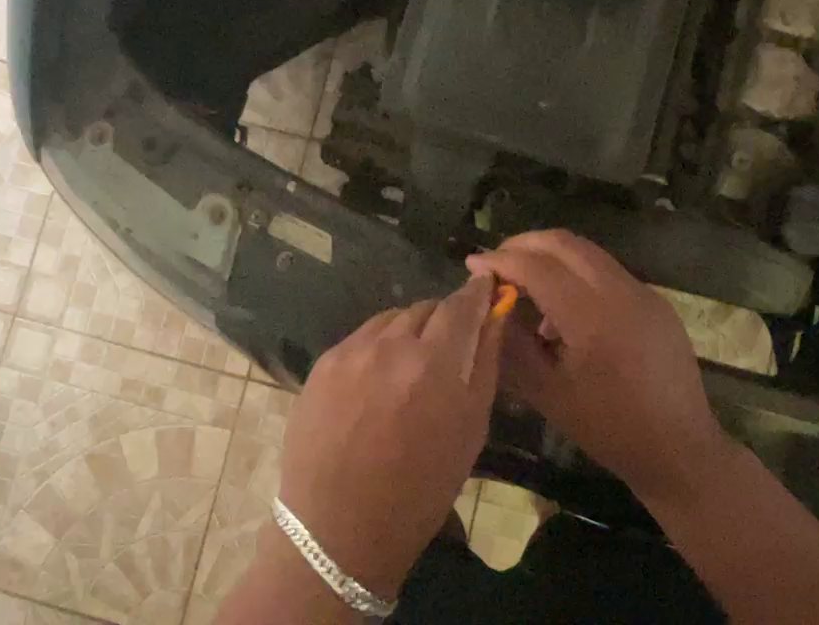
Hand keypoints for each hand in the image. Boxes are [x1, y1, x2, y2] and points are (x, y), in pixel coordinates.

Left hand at [277, 275, 504, 597]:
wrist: (338, 530)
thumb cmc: (419, 491)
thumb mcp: (469, 431)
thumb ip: (485, 365)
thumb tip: (495, 315)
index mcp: (435, 364)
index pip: (462, 305)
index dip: (477, 294)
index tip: (486, 289)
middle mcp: (391, 345)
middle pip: (426, 309)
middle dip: (443, 320)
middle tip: (448, 348)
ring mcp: (351, 351)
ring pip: (391, 319)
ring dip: (408, 332)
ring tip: (410, 368)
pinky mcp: (323, 363)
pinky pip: (361, 338)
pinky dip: (377, 348)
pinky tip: (377, 381)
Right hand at [467, 229, 734, 503]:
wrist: (681, 451)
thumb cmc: (608, 429)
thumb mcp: (548, 393)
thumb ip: (513, 345)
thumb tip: (489, 306)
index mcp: (592, 317)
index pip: (537, 267)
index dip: (500, 260)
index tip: (472, 265)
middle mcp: (621, 292)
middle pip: (563, 243)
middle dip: (522, 245)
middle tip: (495, 265)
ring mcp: (643, 293)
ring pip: (586, 253)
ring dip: (549, 258)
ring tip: (524, 287)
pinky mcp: (654, 301)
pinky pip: (605, 272)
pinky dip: (575, 274)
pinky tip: (562, 311)